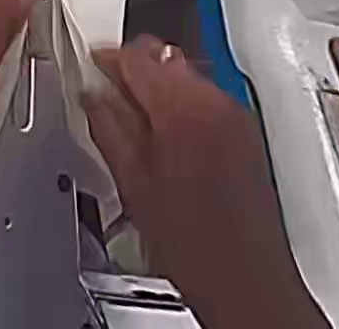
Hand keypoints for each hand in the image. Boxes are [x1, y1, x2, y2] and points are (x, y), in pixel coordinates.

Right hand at [84, 37, 329, 328]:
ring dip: (158, 84)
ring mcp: (232, 112)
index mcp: (180, 108)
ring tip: (137, 118)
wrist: (246, 281)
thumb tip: (93, 96)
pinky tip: (167, 133)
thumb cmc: (193, 245)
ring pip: (184, 73)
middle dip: (134, 67)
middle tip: (109, 89)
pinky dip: (182, 101)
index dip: (108, 58)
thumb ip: (107, 125)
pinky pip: (205, 94)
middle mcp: (212, 100)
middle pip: (163, 57)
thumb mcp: (132, 182)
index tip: (94, 64)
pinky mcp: (243, 126)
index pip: (137, 56)